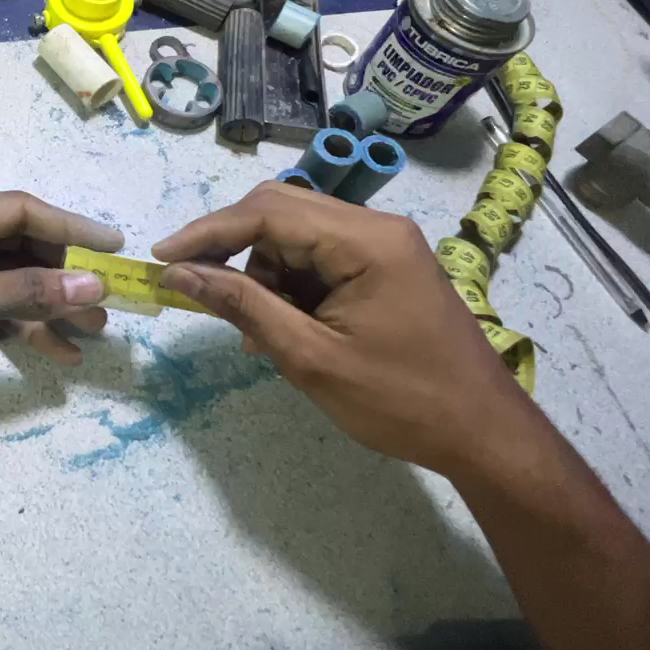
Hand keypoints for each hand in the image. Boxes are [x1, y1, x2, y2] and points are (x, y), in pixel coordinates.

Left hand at [0, 192, 123, 440]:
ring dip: (51, 303)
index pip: (19, 210)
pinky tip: (61, 350)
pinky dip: (26, 325)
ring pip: (13, 279)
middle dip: (64, 272)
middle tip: (108, 297)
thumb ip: (30, 289)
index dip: (70, 226)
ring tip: (95, 329)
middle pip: (20, 244)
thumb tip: (94, 283)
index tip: (113, 246)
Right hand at [152, 181, 545, 480]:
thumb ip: (242, 306)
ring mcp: (382, 244)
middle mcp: (375, 227)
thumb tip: (179, 273)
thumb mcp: (309, 357)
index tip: (163, 257)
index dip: (207, 233)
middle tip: (192, 282)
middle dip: (229, 246)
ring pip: (293, 234)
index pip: (267, 213)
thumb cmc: (401, 402)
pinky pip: (316, 256)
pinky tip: (281, 326)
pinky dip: (286, 284)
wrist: (486, 438)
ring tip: (251, 329)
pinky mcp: (382, 265)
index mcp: (366, 241)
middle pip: (278, 211)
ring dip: (258, 271)